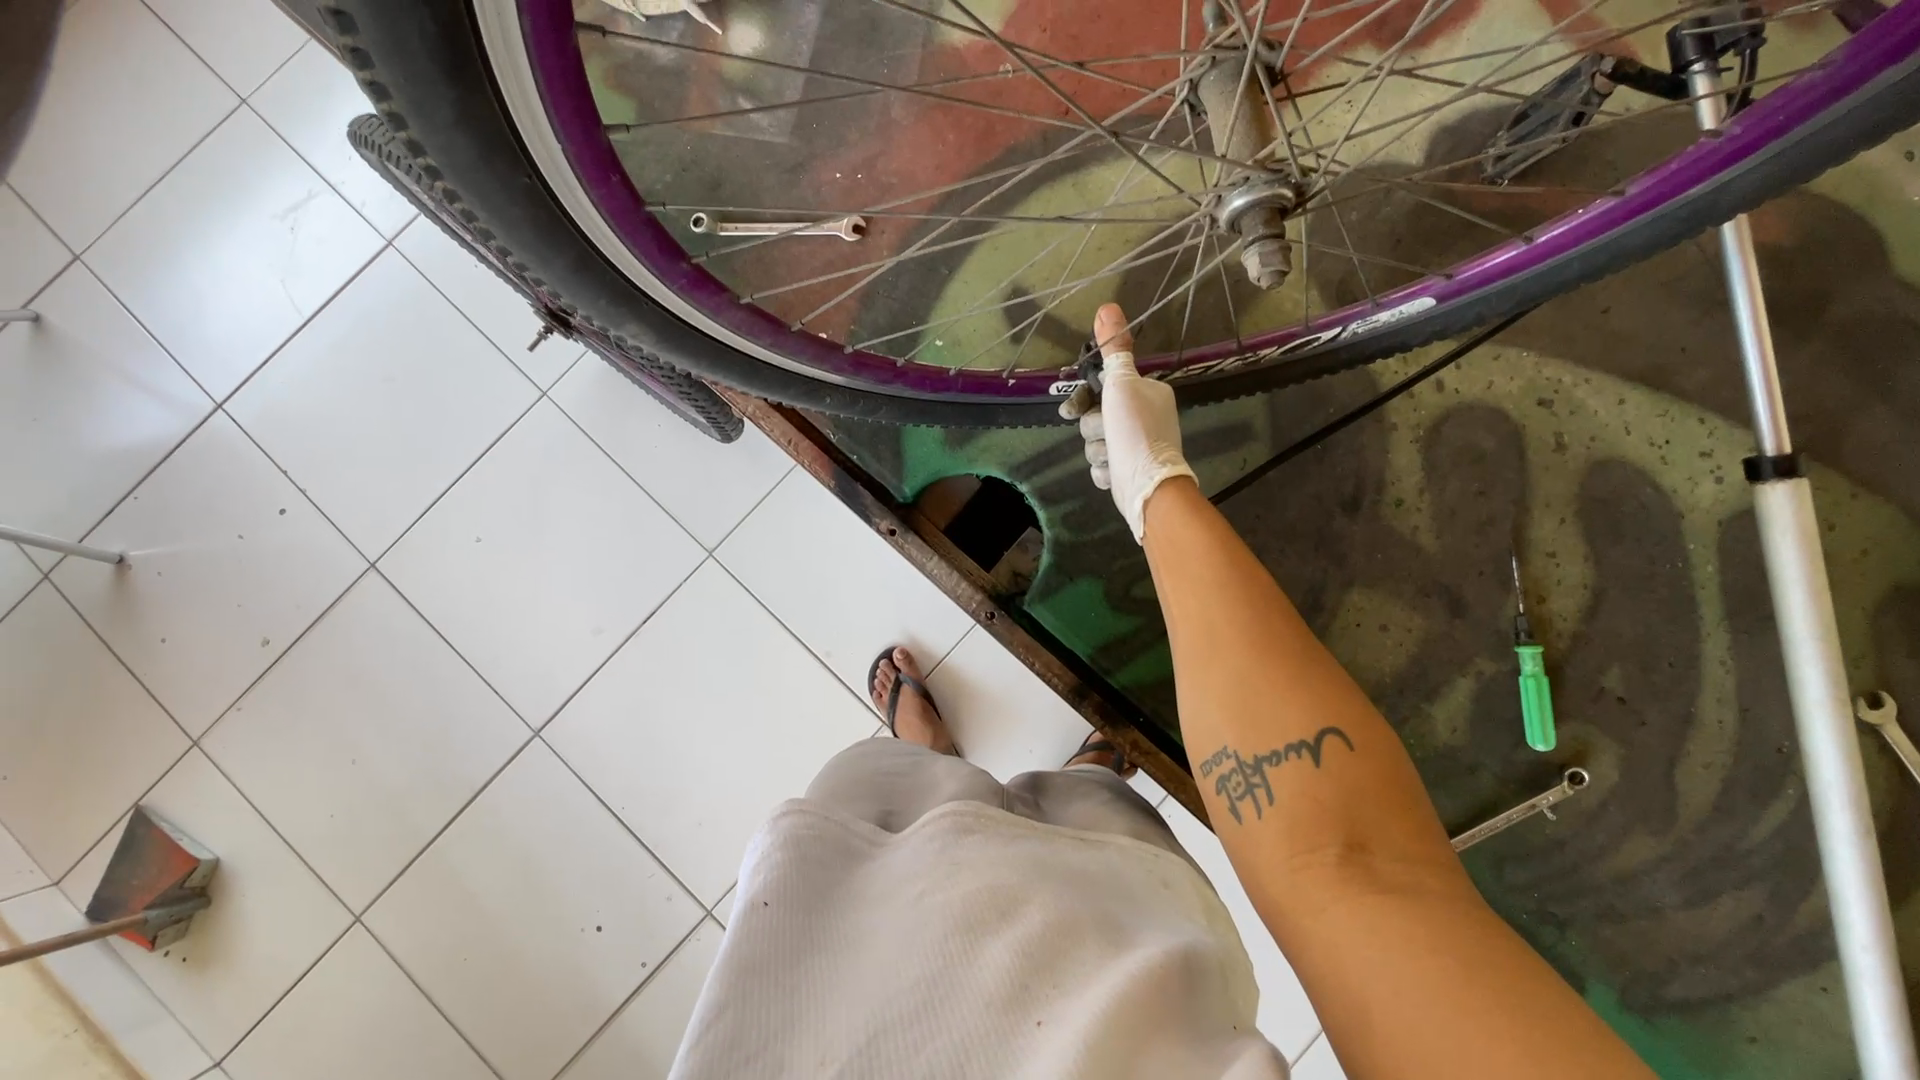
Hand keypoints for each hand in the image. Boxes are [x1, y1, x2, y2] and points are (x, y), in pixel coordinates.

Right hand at [1059, 303, 1195, 541]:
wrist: (1148, 485)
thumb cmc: (1135, 430)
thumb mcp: (1122, 383)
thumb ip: (1113, 349)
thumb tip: (1107, 307)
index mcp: (1146, 392)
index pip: (1103, 388)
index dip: (1084, 400)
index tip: (1071, 412)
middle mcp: (1143, 416)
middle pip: (1095, 417)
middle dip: (1094, 430)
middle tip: (1102, 435)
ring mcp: (1136, 445)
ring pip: (1096, 443)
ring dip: (1099, 451)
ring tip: (1113, 457)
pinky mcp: (1129, 470)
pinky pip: (1102, 465)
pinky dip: (1105, 470)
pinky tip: (1114, 472)